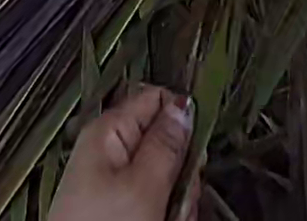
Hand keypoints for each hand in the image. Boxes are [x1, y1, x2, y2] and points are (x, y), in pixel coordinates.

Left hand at [48, 85, 195, 220]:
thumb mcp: (142, 187)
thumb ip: (167, 143)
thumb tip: (184, 105)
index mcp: (108, 132)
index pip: (156, 99)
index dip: (183, 118)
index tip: (197, 146)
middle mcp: (110, 154)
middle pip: (165, 144)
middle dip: (182, 172)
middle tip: (179, 200)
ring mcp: (113, 188)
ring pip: (165, 180)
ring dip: (176, 202)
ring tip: (169, 220)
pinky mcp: (119, 214)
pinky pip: (153, 206)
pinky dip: (164, 217)